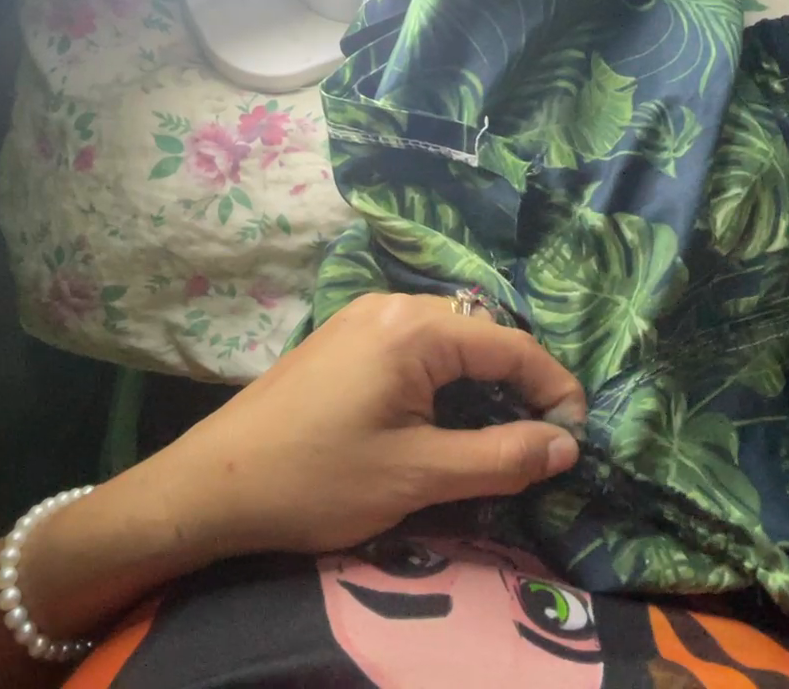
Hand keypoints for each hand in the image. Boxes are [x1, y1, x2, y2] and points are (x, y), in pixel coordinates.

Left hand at [131, 293, 586, 558]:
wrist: (212, 485)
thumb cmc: (317, 479)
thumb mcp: (418, 476)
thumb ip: (501, 457)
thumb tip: (566, 444)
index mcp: (414, 328)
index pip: (510, 344)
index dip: (553, 387)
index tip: (576, 436)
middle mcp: (390, 304)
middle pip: (481, 333)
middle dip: (518, 381)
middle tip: (538, 437)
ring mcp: (362, 316)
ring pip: (448, 338)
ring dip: (480, 380)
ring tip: (498, 432)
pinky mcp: (343, 337)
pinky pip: (414, 345)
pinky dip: (444, 377)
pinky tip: (442, 415)